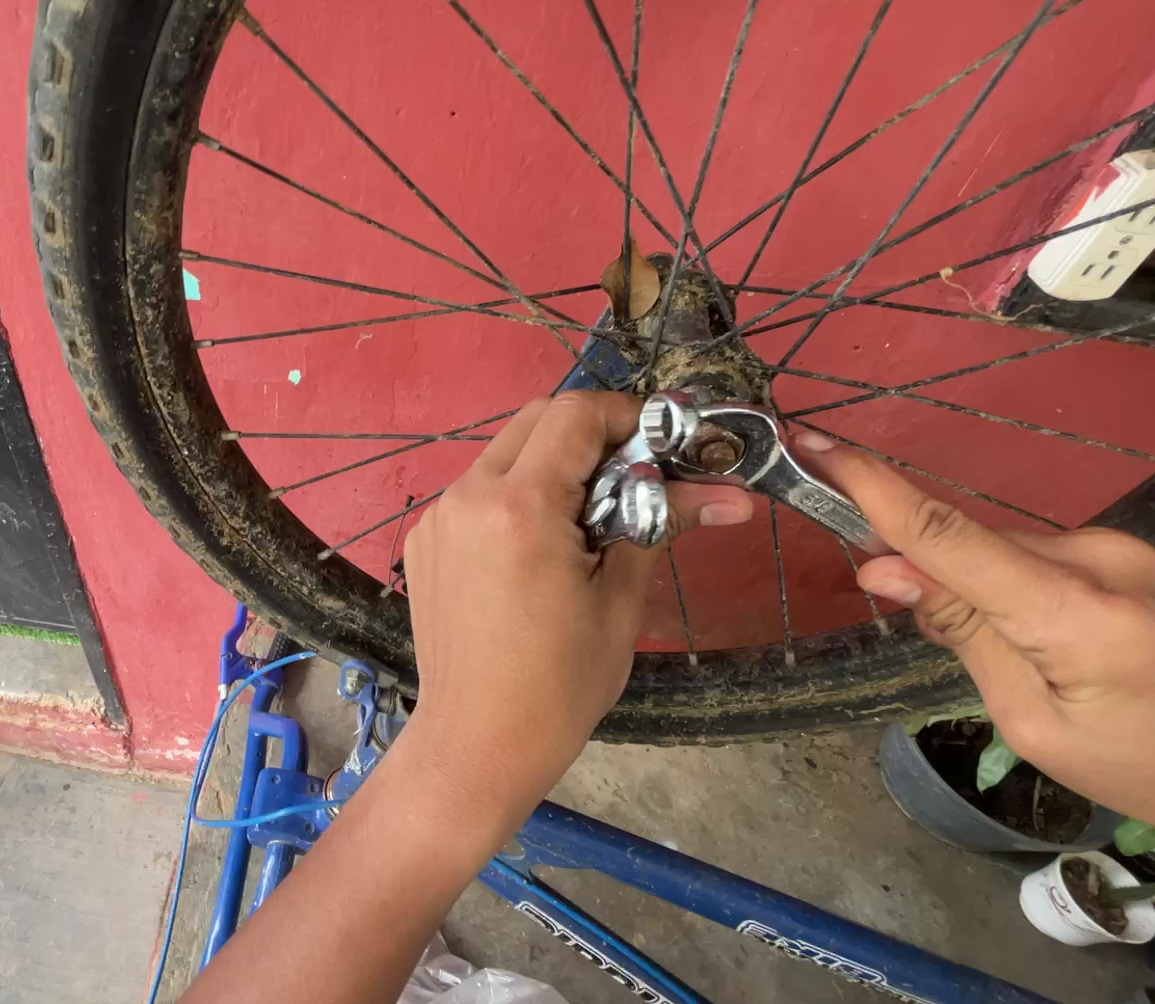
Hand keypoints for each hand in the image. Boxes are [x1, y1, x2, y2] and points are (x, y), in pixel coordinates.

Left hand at [399, 392, 753, 819]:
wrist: (475, 741)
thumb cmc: (559, 686)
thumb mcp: (620, 603)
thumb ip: (661, 526)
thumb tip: (731, 493)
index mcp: (519, 507)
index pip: (573, 414)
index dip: (624, 416)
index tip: (658, 444)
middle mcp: (467, 496)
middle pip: (535, 420)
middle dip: (588, 433)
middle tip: (630, 477)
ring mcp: (437, 516)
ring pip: (503, 453)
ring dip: (550, 464)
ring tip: (585, 517)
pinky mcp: (423, 539)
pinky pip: (476, 490)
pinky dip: (513, 494)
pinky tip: (535, 544)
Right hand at [799, 432, 1154, 884]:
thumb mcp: (1038, 725)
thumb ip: (962, 635)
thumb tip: (883, 570)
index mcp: (1073, 611)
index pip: (942, 533)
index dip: (867, 485)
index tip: (808, 443)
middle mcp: (1095, 557)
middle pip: (962, 543)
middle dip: (912, 564)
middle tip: (915, 624)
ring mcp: (1118, 550)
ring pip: (993, 550)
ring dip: (961, 582)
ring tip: (1008, 659)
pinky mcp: (1127, 555)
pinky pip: (1027, 557)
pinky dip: (996, 583)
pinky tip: (1032, 639)